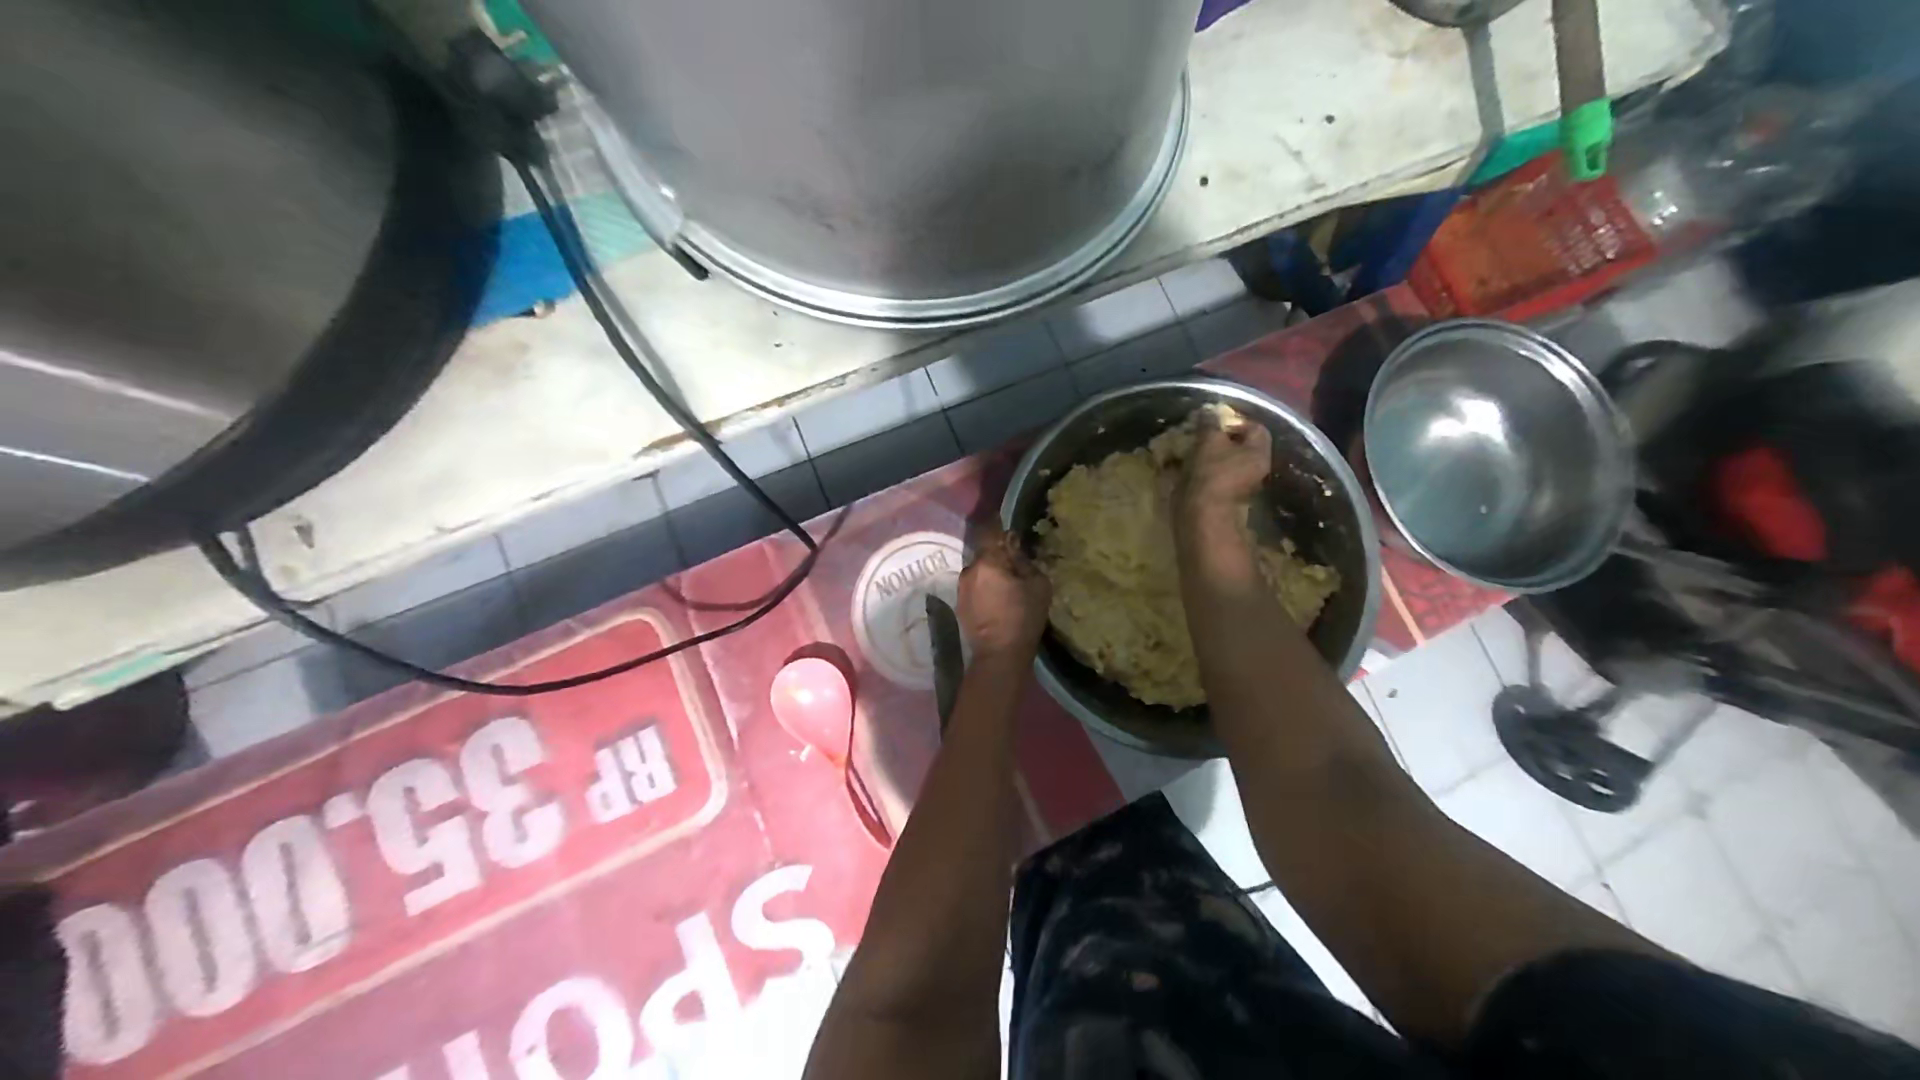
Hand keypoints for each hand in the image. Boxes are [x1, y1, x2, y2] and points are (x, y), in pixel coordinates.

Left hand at [957, 525, 1050, 660]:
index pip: (991, 532)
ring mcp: (961, 588)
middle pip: (985, 555)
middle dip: (998, 558)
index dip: (1002, 530)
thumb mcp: (1039, 585)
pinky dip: (984, 589)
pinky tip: (997, 602)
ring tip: (1007, 588)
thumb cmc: (1023, 617)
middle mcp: (969, 571)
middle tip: (1016, 568)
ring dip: (991, 575)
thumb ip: (1026, 563)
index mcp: (988, 562)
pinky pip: (974, 588)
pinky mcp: (959, 605)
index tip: (1013, 533)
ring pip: (979, 572)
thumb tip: (1015, 553)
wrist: (999, 654)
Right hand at [1176, 406, 1272, 518]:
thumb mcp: (1209, 440)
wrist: (1199, 513)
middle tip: (1200, 432)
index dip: (1236, 420)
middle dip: (1218, 437)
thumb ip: (1209, 423)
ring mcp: (1237, 484)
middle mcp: (1253, 469)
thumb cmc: (1210, 473)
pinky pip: (1211, 475)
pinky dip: (1199, 468)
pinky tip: (1183, 464)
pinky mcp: (1220, 495)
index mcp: (1258, 454)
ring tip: (1188, 447)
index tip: (1214, 421)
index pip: (1256, 428)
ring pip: (1223, 460)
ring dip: (1207, 453)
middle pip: (1238, 445)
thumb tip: (1207, 411)